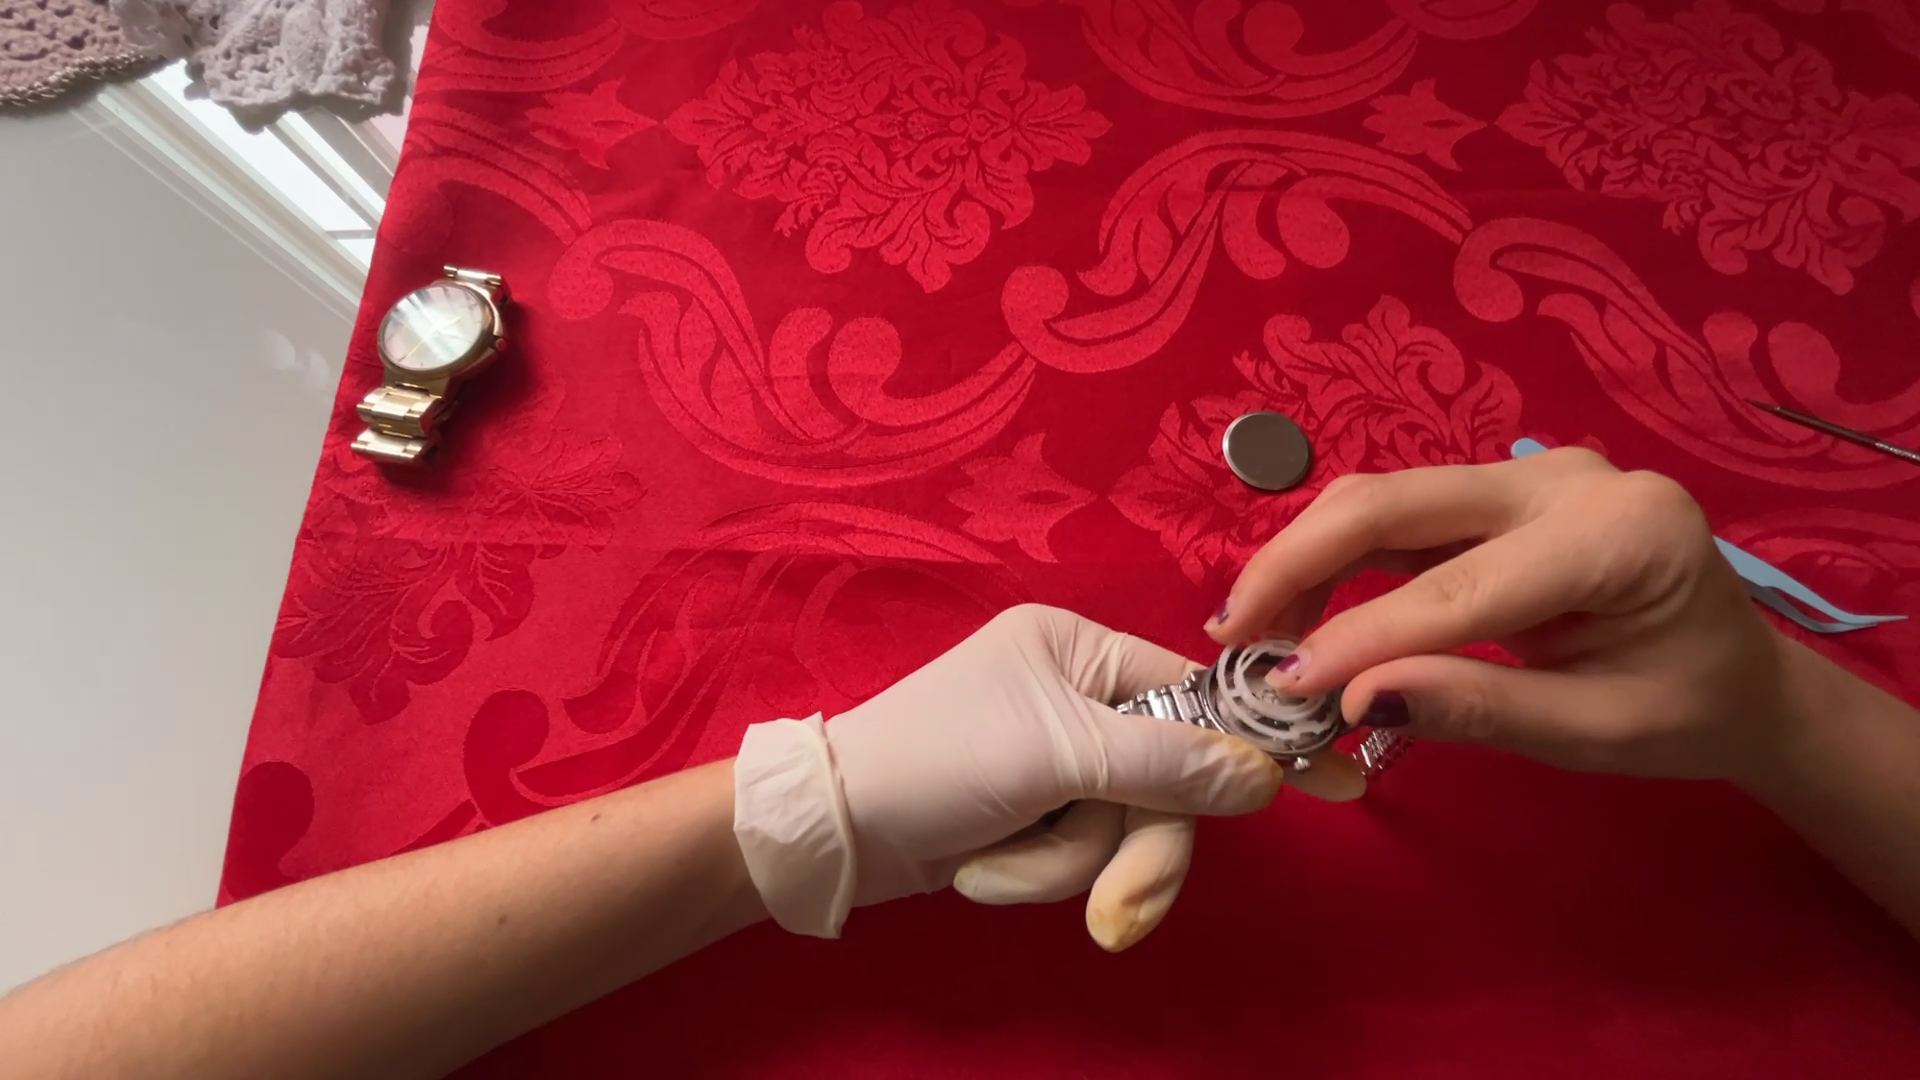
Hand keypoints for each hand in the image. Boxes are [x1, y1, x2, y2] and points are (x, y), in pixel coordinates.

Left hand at [737, 604, 1295, 950]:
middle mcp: (1073, 691)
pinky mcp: (1038, 806)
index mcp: (1076, 648)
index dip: (1251, 742)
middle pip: (1163, 778)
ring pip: (1122, 825)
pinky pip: (1082, 850)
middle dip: (1132, 849)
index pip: (1189, 692)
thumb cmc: (940, 759)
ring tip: (994, 864)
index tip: (1338, 781)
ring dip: (1066, 865)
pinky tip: (982, 863)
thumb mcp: (1059, 753)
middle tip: (1115, 913)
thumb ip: (1168, 763)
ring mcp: (1057, 753)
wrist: (839, 828)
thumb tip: (1264, 774)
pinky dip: (1039, 871)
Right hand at [1209, 448, 1792, 781]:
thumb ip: (1476, 708)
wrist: (1728, 669)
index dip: (1356, 636)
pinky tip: (1294, 609)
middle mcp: (1556, 478)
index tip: (1281, 685)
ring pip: (1369, 502)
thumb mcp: (1598, 731)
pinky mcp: (1476, 493)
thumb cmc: (1682, 706)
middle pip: (1386, 503)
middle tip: (1230, 630)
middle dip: (1292, 565)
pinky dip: (1323, 562)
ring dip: (1297, 562)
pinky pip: (1379, 517)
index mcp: (1617, 533)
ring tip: (1253, 628)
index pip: (1455, 587)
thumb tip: (1352, 700)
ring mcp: (1511, 476)